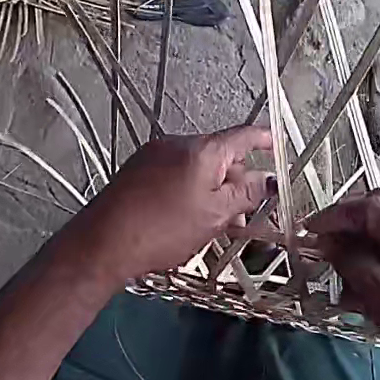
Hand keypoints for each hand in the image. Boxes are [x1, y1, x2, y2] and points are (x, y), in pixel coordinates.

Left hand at [59, 127, 274, 284]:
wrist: (103, 243)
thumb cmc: (163, 230)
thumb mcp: (215, 216)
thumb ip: (246, 194)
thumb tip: (269, 180)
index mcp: (203, 150)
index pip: (243, 136)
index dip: (263, 139)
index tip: (276, 145)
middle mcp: (178, 143)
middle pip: (220, 154)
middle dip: (236, 180)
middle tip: (242, 214)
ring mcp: (155, 154)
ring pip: (198, 166)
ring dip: (212, 187)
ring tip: (213, 222)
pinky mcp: (138, 168)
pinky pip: (176, 171)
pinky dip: (190, 187)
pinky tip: (186, 216)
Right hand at [306, 189, 379, 379]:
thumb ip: (358, 267)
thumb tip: (327, 241)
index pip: (378, 209)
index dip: (339, 215)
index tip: (310, 230)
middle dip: (348, 221)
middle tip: (321, 242)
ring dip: (359, 238)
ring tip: (339, 267)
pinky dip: (374, 253)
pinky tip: (359, 280)